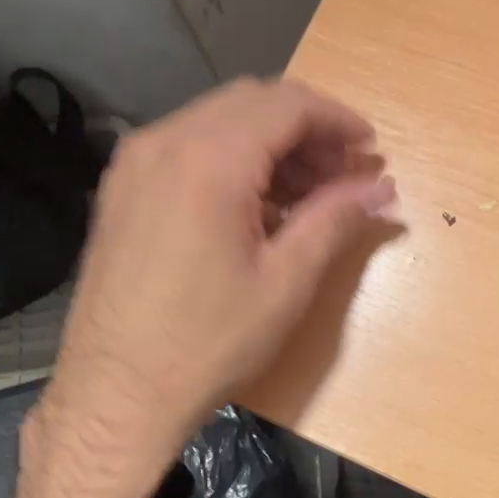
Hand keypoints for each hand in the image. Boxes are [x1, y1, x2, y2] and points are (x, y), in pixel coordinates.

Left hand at [12, 78, 396, 497]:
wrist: (116, 394)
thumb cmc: (209, 343)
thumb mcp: (286, 281)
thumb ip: (336, 218)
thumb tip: (382, 187)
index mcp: (208, 159)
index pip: (287, 104)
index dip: (337, 119)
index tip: (370, 150)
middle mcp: (164, 142)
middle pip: (251, 103)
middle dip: (306, 129)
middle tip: (344, 175)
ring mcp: (134, 165)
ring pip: (218, 122)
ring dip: (270, 144)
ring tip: (308, 195)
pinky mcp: (121, 191)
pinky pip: (187, 149)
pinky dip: (232, 161)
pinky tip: (258, 207)